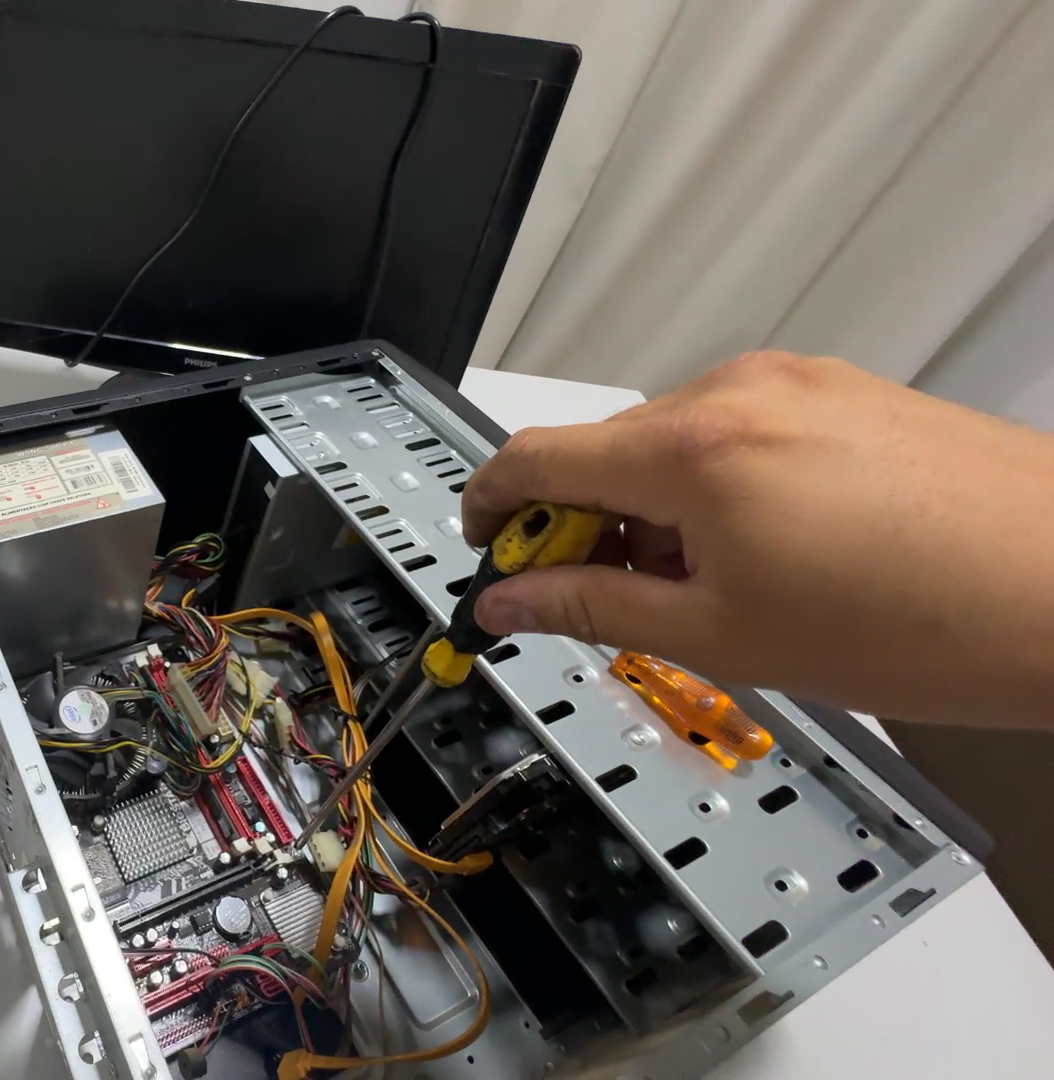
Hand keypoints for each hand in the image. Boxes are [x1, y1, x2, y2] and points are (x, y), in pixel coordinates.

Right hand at [462, 351, 1053, 727]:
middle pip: (590, 453)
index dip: (487, 506)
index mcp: (689, 450)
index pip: (530, 459)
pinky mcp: (829, 391)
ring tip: (686, 579)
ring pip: (650, 444)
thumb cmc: (929, 619)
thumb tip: (502, 604)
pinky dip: (690, 486)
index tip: (489, 547)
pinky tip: (738, 543)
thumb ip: (584, 608)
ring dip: (633, 508)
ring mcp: (787, 384)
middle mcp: (730, 393)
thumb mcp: (717, 634)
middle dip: (569, 522)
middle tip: (590, 589)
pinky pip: (714, 431)